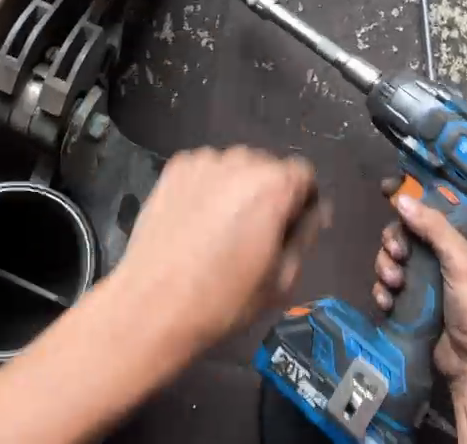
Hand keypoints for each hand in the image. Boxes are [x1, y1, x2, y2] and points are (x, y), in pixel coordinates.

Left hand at [108, 147, 326, 355]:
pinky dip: (208, 188)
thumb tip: (314, 210)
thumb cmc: (223, 299)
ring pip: (236, 168)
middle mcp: (241, 161)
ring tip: (220, 229)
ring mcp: (204, 161)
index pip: (304, 174)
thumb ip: (306, 234)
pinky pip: (206, 171)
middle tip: (254, 235)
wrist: (152, 305)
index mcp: (274, 185)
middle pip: (269, 168)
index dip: (302, 201)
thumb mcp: (282, 279)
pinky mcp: (175, 167)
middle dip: (269, 195)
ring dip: (237, 189)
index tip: (289, 228)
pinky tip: (196, 221)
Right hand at [371, 188, 466, 386]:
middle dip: (396, 240)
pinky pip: (390, 282)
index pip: (439, 205)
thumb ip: (434, 228)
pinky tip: (386, 300)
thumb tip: (401, 198)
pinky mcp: (415, 300)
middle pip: (410, 230)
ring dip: (387, 265)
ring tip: (392, 283)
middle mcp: (449, 253)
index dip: (414, 196)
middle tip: (396, 253)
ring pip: (397, 255)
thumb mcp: (463, 263)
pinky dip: (384, 288)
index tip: (388, 189)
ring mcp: (430, 278)